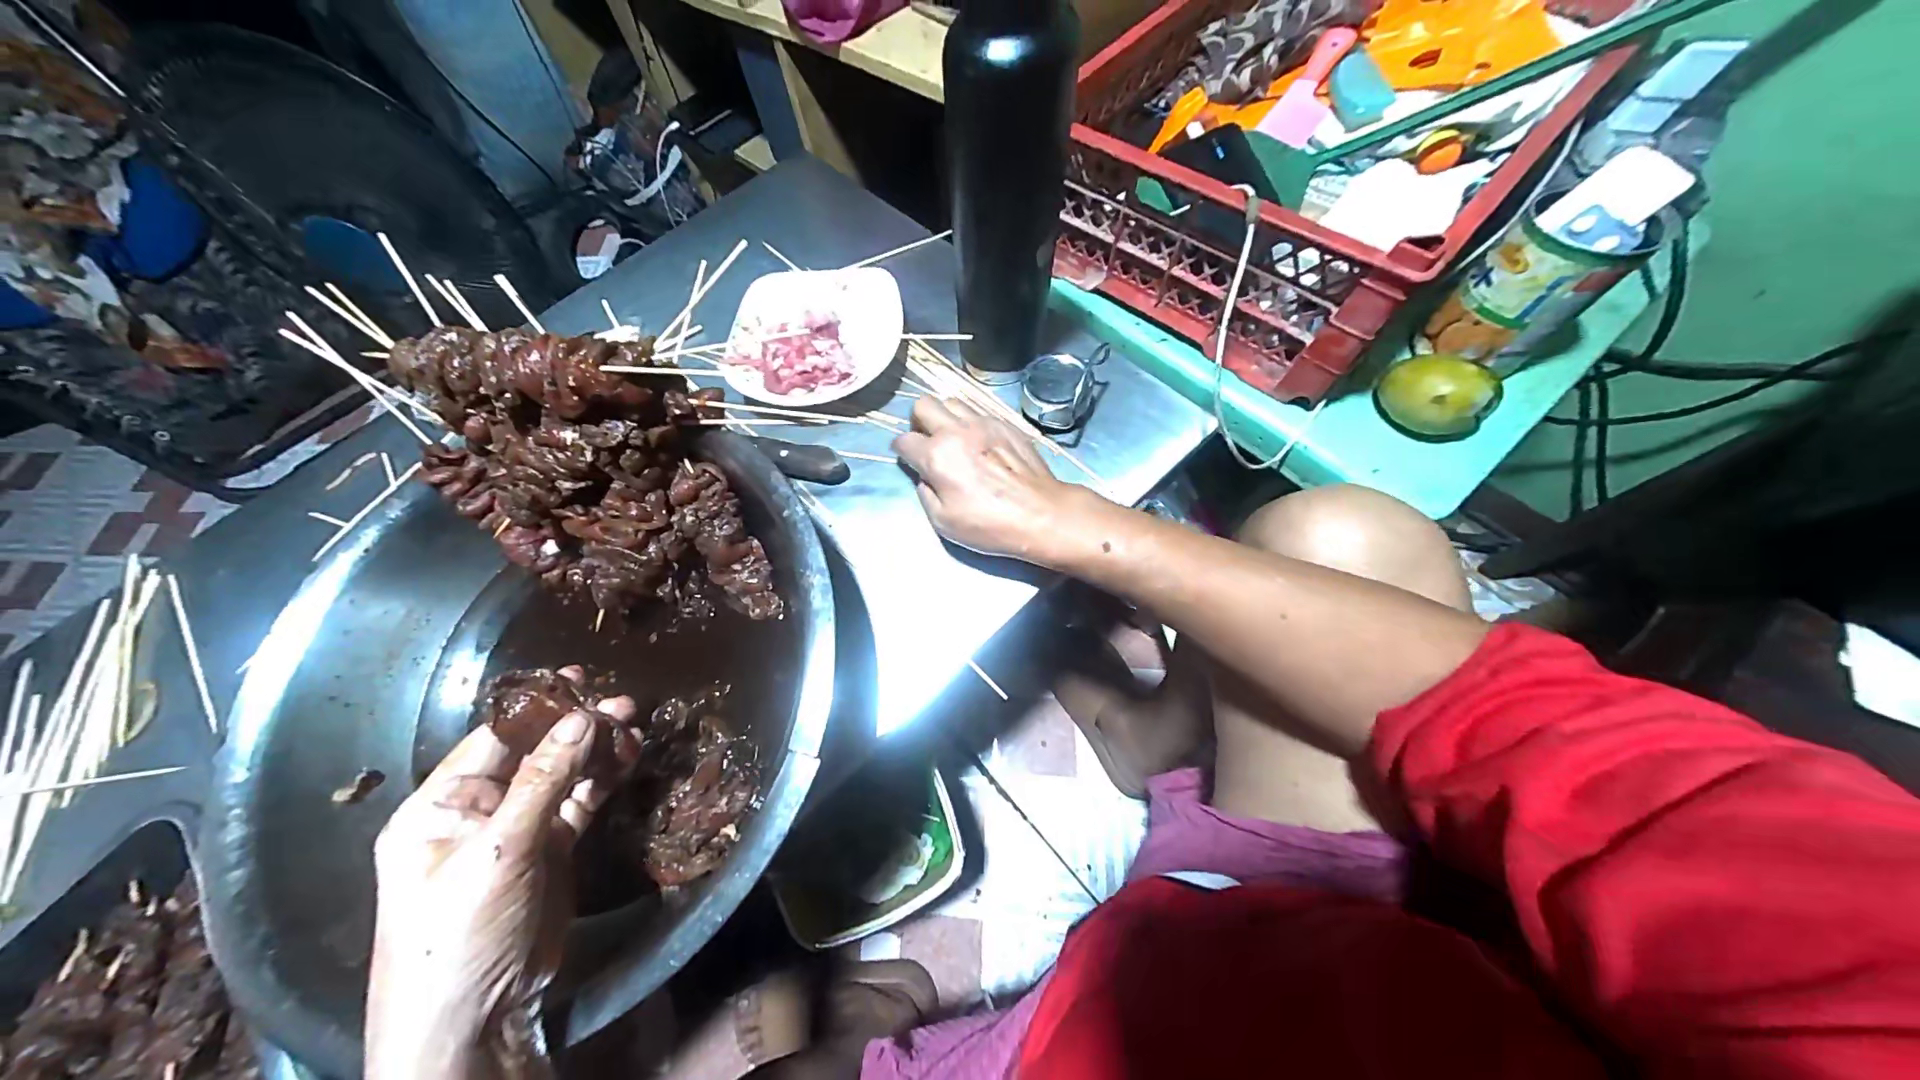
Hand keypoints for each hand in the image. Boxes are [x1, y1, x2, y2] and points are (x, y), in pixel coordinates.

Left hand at [366, 669, 636, 1079]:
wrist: (475, 1018)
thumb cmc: (460, 931)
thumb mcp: (498, 852)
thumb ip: (543, 781)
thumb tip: (582, 718)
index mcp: (440, 806)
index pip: (493, 740)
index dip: (538, 710)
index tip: (580, 681)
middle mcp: (479, 810)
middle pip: (536, 752)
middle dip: (577, 727)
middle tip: (622, 703)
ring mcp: (519, 829)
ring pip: (564, 774)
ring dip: (598, 750)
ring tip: (634, 725)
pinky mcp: (552, 848)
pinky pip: (580, 801)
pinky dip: (604, 778)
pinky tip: (628, 758)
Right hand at [892, 398, 1102, 565]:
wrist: (1041, 514)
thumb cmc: (990, 524)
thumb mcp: (944, 522)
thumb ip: (926, 494)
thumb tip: (925, 478)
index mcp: (937, 456)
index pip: (904, 440)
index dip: (901, 450)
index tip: (907, 458)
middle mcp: (956, 431)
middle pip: (924, 405)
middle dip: (918, 421)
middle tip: (927, 440)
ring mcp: (984, 423)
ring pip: (952, 401)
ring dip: (946, 416)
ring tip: (953, 438)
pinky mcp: (1006, 424)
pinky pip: (979, 411)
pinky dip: (971, 422)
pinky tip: (979, 442)